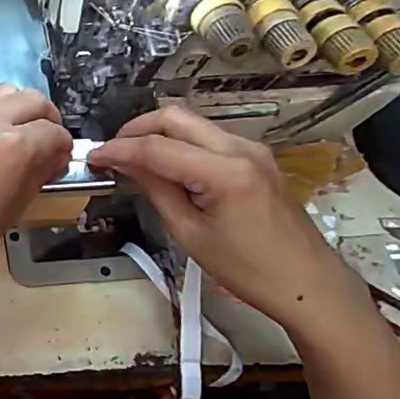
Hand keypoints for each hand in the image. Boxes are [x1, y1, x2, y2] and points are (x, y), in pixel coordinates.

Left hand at [0, 84, 71, 327]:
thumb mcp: (10, 211)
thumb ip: (36, 177)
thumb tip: (51, 161)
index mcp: (11, 148)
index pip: (54, 132)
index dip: (63, 148)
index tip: (61, 161)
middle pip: (33, 100)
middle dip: (47, 120)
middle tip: (47, 145)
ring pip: (5, 93)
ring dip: (20, 110)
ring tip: (20, 139)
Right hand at [88, 106, 373, 340]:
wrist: (306, 281)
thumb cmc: (248, 270)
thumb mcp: (190, 233)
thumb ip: (156, 190)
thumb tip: (125, 164)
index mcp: (225, 172)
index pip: (159, 147)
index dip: (120, 149)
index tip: (93, 156)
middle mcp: (241, 148)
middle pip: (176, 116)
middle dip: (137, 128)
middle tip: (112, 151)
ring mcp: (252, 148)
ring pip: (193, 123)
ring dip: (159, 133)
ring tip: (133, 160)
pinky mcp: (256, 156)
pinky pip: (209, 137)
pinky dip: (181, 143)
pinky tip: (166, 165)